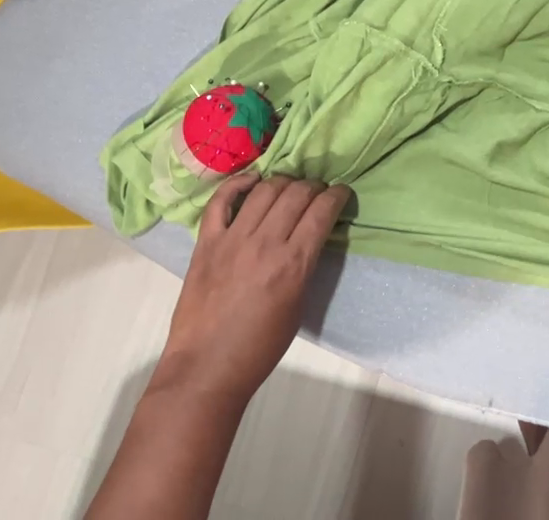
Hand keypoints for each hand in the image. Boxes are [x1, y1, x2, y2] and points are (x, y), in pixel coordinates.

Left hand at [157, 174, 351, 399]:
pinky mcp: (207, 242)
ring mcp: (232, 239)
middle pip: (296, 193)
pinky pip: (220, 201)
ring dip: (284, 182)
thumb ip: (306, 263)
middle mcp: (265, 243)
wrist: (206, 368)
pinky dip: (238, 183)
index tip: (341, 194)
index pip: (322, 210)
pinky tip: (253, 180)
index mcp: (293, 263)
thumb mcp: (299, 304)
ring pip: (265, 189)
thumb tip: (313, 234)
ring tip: (289, 188)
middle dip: (314, 186)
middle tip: (317, 193)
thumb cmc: (260, 346)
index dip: (337, 195)